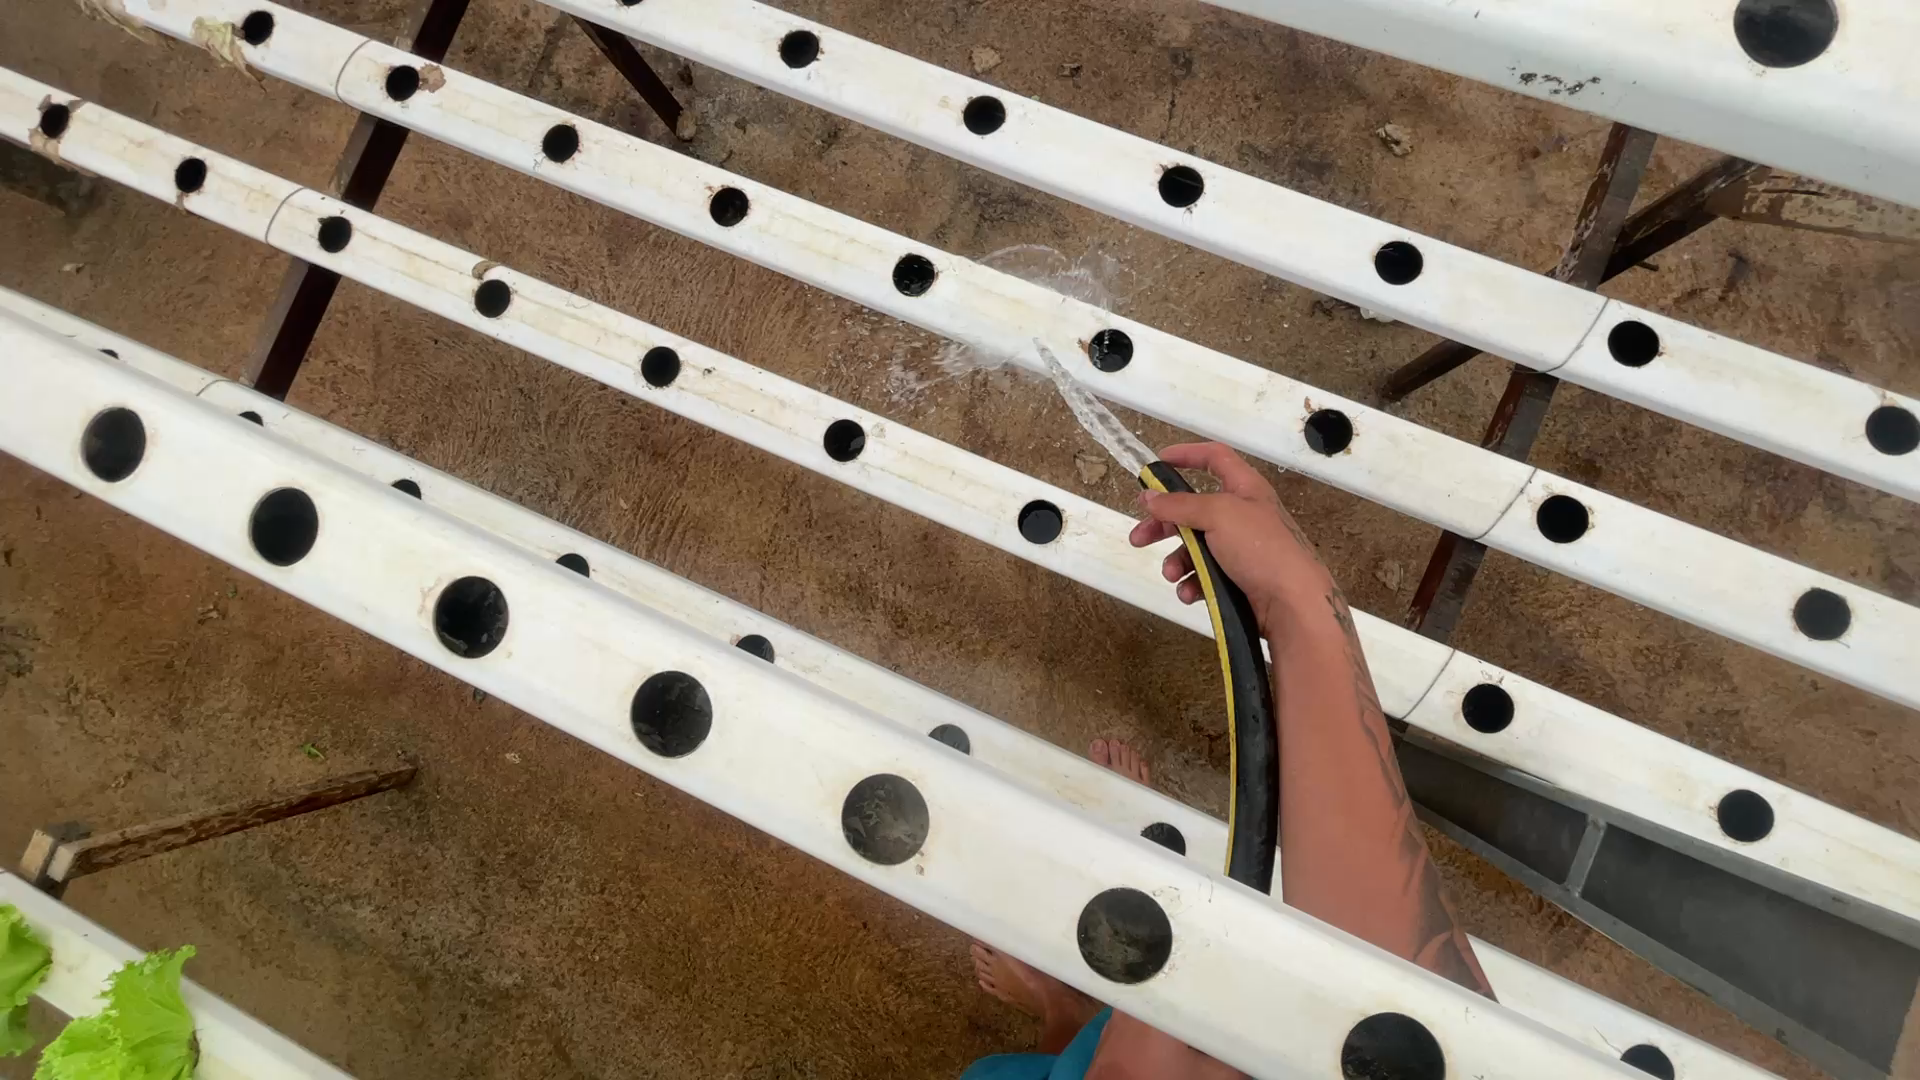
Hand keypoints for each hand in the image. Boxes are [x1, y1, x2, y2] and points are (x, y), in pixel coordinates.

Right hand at [1127, 443, 1331, 626]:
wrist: (1292, 603)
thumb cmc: (1260, 548)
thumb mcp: (1218, 515)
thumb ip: (1180, 504)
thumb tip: (1149, 497)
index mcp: (1244, 489)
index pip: (1215, 459)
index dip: (1187, 455)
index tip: (1158, 462)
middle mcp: (1240, 515)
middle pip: (1191, 510)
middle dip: (1162, 524)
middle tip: (1138, 536)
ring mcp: (1238, 549)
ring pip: (1193, 547)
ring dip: (1176, 560)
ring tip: (1171, 574)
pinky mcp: (1235, 578)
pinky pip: (1202, 574)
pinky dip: (1191, 582)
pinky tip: (1189, 592)